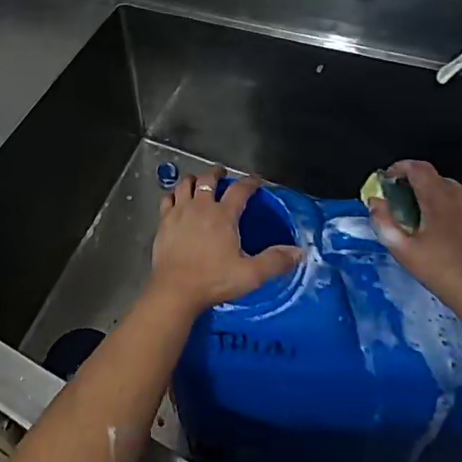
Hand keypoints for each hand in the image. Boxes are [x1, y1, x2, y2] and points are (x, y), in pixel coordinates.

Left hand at [148, 169, 301, 315]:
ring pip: (184, 184)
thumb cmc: (214, 280)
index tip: (257, 180)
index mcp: (223, 215)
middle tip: (222, 174)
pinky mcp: (163, 221)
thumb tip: (298, 251)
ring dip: (193, 179)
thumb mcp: (251, 274)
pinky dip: (173, 195)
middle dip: (216, 173)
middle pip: (207, 179)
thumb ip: (275, 261)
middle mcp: (200, 207)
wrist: (176, 288)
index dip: (250, 182)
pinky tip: (176, 200)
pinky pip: (167, 199)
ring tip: (198, 182)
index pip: (240, 190)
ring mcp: (179, 212)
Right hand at [370, 160, 461, 337]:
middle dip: (420, 187)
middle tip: (409, 209)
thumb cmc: (444, 274)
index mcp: (440, 198)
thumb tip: (376, 202)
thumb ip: (383, 221)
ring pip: (460, 193)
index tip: (390, 181)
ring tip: (436, 223)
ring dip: (443, 199)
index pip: (418, 167)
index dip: (400, 168)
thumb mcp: (403, 251)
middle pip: (438, 180)